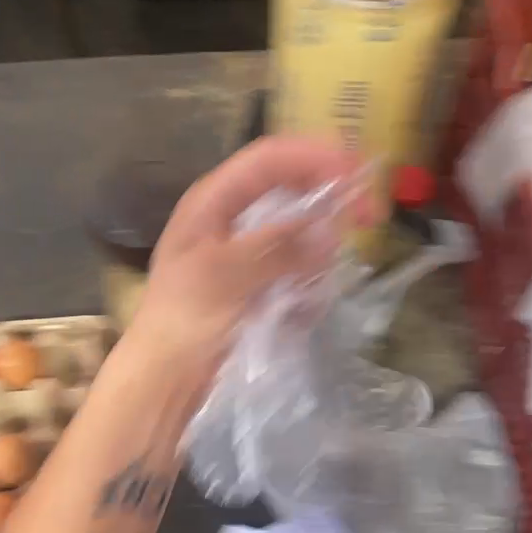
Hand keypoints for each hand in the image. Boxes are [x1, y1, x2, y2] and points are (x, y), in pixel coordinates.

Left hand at [125, 135, 375, 371]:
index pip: (269, 158)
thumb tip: (327, 229)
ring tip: (320, 278)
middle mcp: (229, 218)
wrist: (164, 376)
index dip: (314, 156)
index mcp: (212, 201)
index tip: (358, 172)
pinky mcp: (253, 283)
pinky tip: (306, 305)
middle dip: (326, 201)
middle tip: (367, 219)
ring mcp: (243, 251)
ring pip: (297, 231)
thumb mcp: (228, 275)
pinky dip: (307, 280)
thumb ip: (277, 246)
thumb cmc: (184, 320)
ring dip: (317, 249)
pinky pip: (293, 268)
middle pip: (288, 188)